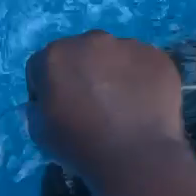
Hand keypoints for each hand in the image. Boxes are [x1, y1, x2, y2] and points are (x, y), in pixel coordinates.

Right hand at [24, 30, 185, 180]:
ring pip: (112, 56)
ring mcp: (128, 45)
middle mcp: (90, 40)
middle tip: (86, 103)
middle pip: (78, 53)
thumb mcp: (37, 129)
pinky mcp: (158, 56)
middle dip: (78, 73)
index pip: (41, 66)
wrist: (134, 154)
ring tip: (117, 104)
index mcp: (54, 55)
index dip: (44, 88)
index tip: (54, 108)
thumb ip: (37, 106)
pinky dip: (137, 78)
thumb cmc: (78, 143)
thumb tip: (46, 100)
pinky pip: (141, 64)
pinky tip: (138, 104)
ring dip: (109, 73)